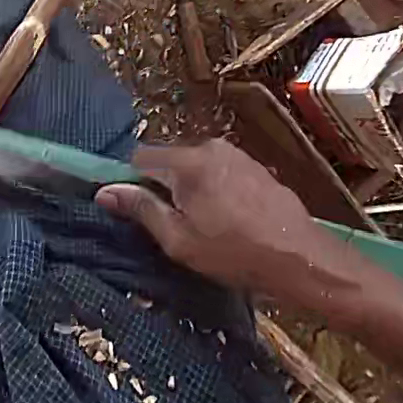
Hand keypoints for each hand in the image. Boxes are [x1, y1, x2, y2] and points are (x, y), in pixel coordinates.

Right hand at [96, 140, 361, 307]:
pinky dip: (212, 187)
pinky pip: (218, 169)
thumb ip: (142, 209)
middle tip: (172, 224)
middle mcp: (211, 146)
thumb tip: (105, 191)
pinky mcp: (253, 164)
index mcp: (188, 161)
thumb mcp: (179, 240)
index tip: (137, 209)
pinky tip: (227, 217)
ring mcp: (236, 153)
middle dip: (163, 186)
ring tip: (203, 225)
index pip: (140, 156)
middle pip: (169, 159)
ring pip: (195, 165)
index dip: (132, 181)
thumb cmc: (233, 252)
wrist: (298, 255)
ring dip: (189, 188)